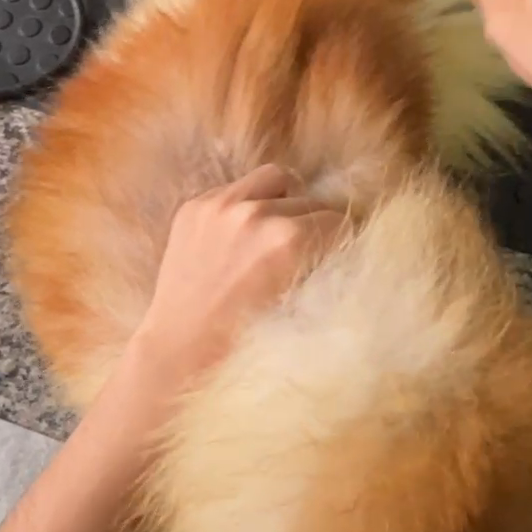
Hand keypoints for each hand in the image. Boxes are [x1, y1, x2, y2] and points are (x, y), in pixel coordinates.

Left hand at [127, 164, 344, 390]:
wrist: (181, 352)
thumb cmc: (247, 343)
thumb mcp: (304, 309)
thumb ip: (326, 268)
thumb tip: (350, 246)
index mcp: (288, 240)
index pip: (340, 222)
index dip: (344, 243)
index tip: (340, 258)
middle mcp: (254, 213)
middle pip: (312, 201)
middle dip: (316, 226)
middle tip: (308, 254)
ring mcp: (219, 204)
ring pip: (275, 179)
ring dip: (284, 202)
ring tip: (276, 233)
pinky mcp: (194, 206)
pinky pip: (237, 189)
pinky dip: (247, 205)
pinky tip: (241, 236)